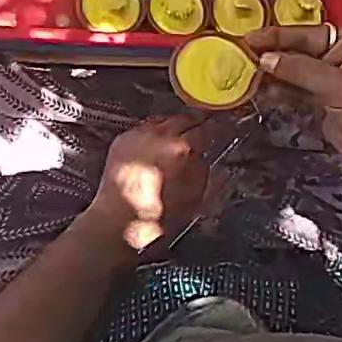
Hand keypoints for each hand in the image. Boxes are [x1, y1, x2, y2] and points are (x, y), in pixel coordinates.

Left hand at [86, 114, 212, 253]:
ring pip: (164, 120)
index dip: (218, 127)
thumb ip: (206, 172)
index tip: (223, 127)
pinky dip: (156, 130)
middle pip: (184, 118)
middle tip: (206, 124)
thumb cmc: (155, 216)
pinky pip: (144, 128)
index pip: (206, 129)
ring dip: (176, 123)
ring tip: (184, 131)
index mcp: (180, 150)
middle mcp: (158, 137)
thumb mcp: (194, 199)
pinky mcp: (123, 140)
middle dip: (198, 121)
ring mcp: (138, 136)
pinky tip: (160, 139)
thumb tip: (207, 158)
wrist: (118, 223)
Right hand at [244, 25, 341, 178]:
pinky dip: (280, 93)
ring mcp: (332, 84)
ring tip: (245, 73)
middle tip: (241, 55)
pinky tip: (260, 91)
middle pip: (300, 53)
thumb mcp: (340, 86)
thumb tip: (266, 59)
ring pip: (295, 74)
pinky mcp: (324, 107)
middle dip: (273, 56)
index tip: (251, 38)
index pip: (310, 34)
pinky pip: (297, 94)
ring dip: (272, 76)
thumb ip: (300, 71)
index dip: (279, 36)